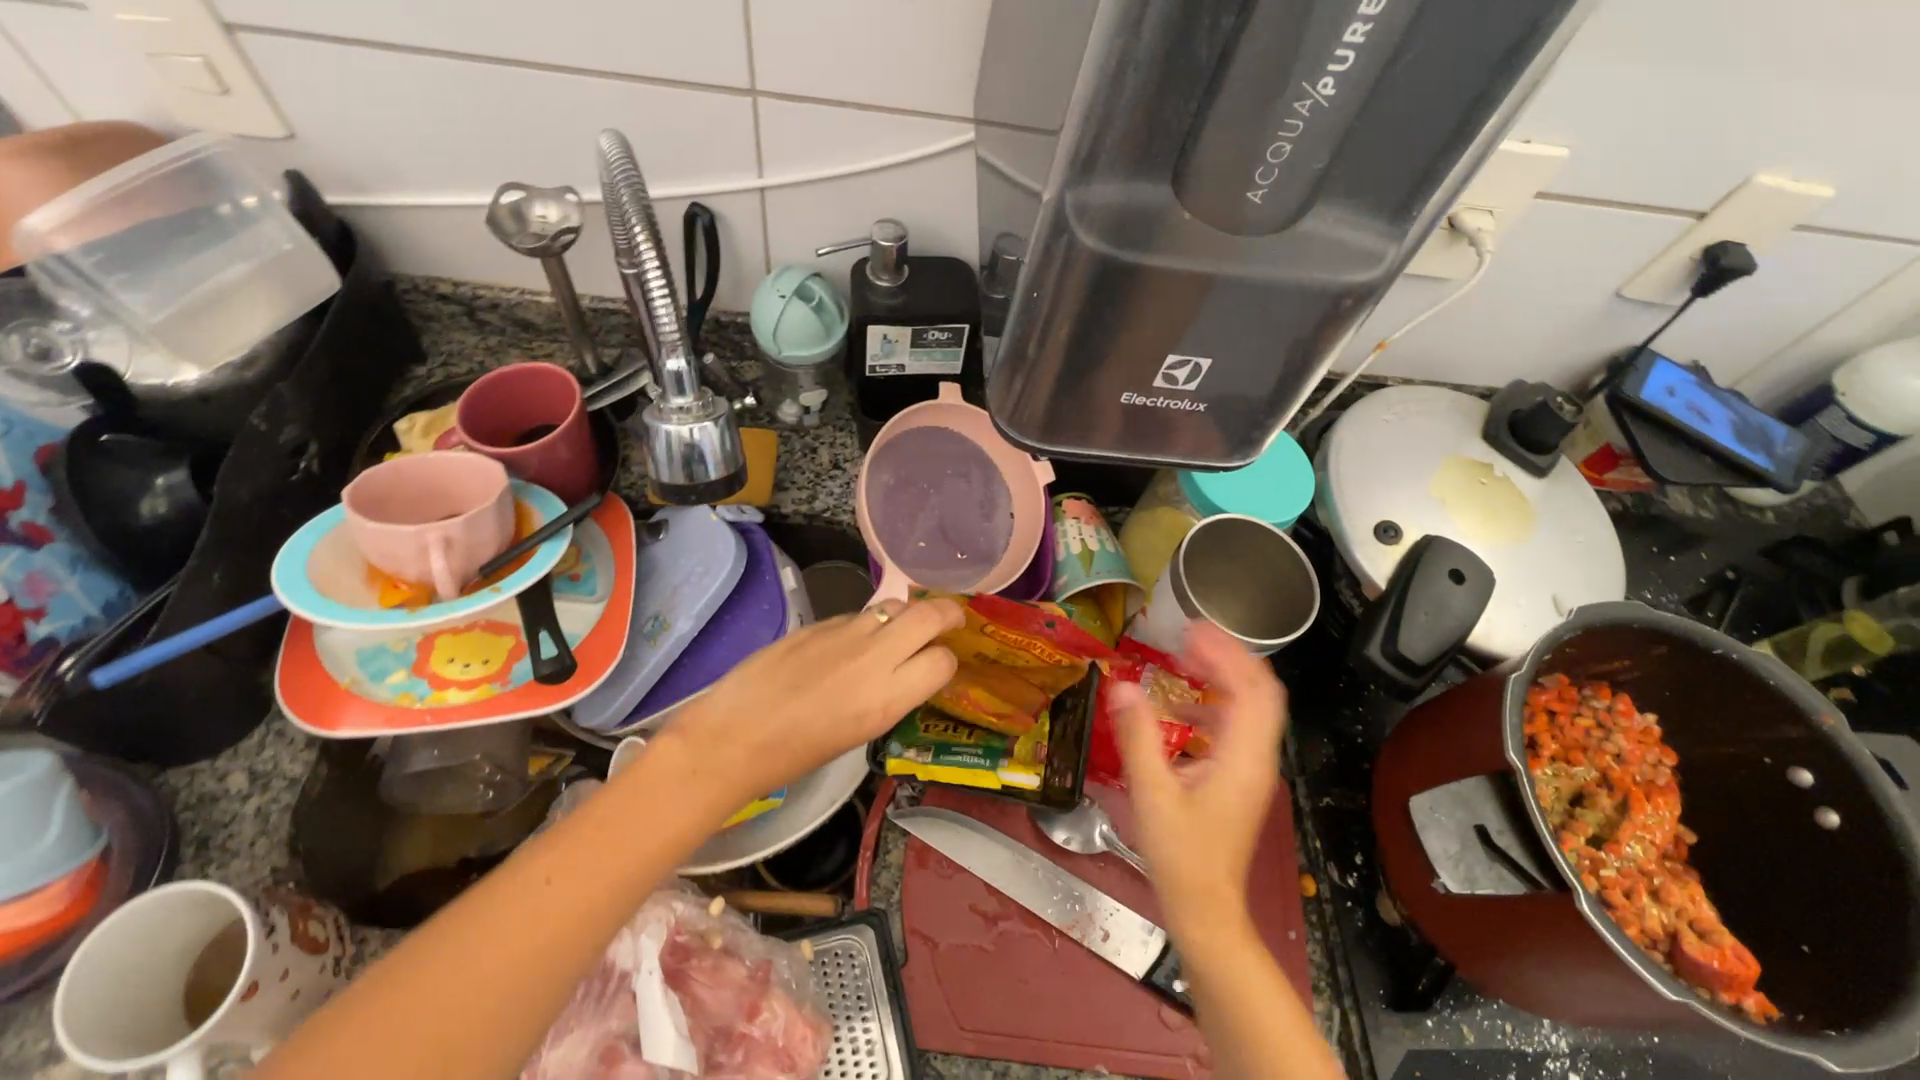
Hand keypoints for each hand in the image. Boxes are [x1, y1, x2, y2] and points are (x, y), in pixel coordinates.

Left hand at [659, 598, 962, 803]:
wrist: (734, 736)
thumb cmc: (795, 755)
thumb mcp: (859, 734)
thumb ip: (889, 697)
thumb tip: (904, 674)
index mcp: (887, 697)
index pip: (942, 661)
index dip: (947, 660)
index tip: (942, 663)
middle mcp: (874, 658)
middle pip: (928, 616)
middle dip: (947, 612)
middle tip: (950, 619)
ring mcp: (844, 634)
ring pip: (892, 607)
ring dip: (905, 614)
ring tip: (901, 628)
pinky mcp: (816, 624)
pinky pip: (856, 615)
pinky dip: (866, 624)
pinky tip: (850, 644)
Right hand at [1112, 620, 1287, 935]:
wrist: (1206, 909)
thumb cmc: (1181, 856)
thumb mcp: (1152, 794)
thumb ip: (1137, 737)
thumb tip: (1120, 686)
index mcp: (1243, 757)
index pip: (1252, 689)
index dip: (1228, 653)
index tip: (1193, 629)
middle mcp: (1257, 758)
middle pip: (1260, 693)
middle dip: (1229, 658)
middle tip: (1190, 637)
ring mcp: (1252, 772)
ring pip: (1251, 710)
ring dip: (1223, 680)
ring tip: (1186, 662)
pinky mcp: (1241, 783)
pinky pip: (1238, 730)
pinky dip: (1216, 708)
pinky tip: (1183, 710)